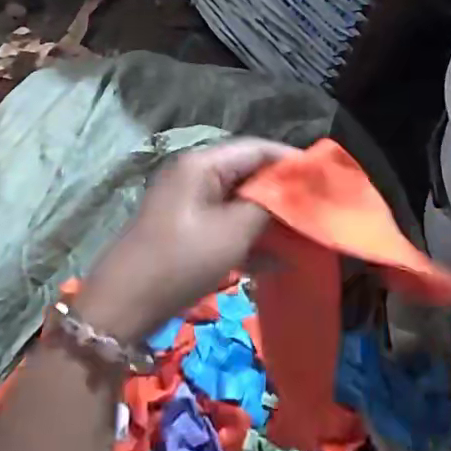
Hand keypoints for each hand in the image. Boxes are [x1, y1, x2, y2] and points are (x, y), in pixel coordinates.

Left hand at [77, 138, 297, 342]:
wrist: (126, 302)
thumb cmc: (182, 260)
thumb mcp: (233, 232)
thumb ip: (267, 206)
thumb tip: (291, 194)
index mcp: (201, 164)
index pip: (255, 148)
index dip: (290, 161)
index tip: (323, 177)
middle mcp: (193, 175)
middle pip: (246, 173)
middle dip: (282, 191)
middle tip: (317, 207)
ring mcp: (187, 203)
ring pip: (238, 201)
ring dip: (268, 217)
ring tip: (304, 233)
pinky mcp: (186, 230)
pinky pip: (225, 224)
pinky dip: (249, 238)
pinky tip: (278, 261)